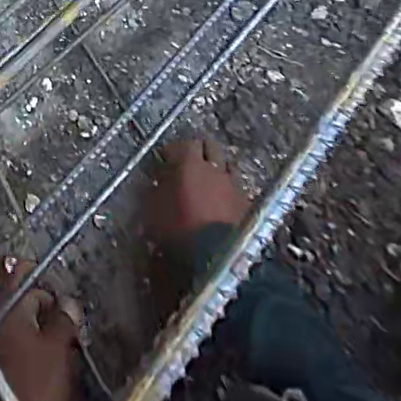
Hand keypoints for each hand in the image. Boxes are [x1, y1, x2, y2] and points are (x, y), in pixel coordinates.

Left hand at [0, 257, 80, 400]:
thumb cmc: (38, 379)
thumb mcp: (58, 345)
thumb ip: (65, 317)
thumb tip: (69, 302)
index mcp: (10, 311)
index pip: (22, 277)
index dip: (41, 275)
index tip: (58, 278)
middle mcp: (0, 322)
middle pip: (26, 302)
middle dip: (50, 307)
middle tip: (70, 316)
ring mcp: (0, 345)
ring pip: (27, 324)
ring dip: (47, 327)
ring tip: (68, 339)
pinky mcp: (5, 365)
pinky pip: (24, 344)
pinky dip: (39, 345)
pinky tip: (55, 356)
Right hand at [145, 137, 250, 253]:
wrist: (217, 258)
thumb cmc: (179, 229)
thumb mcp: (153, 209)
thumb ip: (153, 189)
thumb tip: (155, 181)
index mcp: (189, 163)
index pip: (184, 143)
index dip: (173, 150)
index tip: (164, 160)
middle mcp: (214, 168)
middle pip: (209, 146)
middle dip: (198, 150)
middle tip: (187, 162)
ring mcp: (234, 184)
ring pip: (227, 164)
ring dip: (217, 167)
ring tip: (208, 179)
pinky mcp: (247, 203)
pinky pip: (237, 187)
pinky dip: (228, 188)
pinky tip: (222, 199)